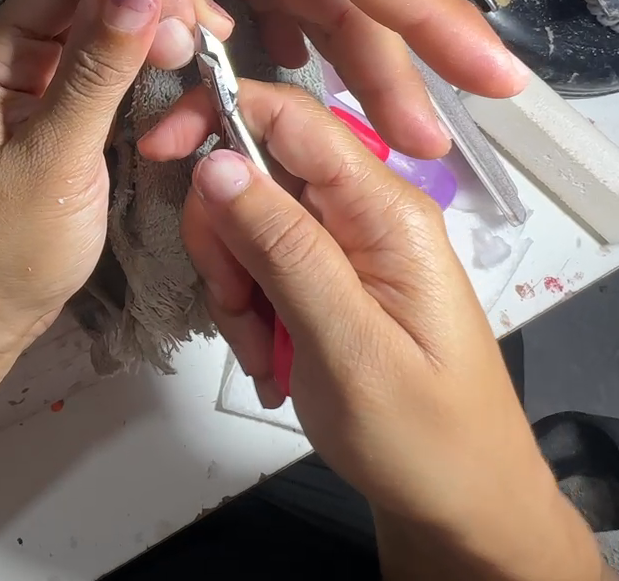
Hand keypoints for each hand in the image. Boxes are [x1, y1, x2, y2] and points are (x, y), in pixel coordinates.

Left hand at [0, 0, 157, 359]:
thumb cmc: (7, 243)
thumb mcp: (54, 155)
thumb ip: (95, 72)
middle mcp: (14, 58)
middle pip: (82, 2)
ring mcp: (40, 88)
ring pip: (99, 36)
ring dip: (148, 29)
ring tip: (214, 22)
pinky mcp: (64, 116)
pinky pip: (104, 73)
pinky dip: (141, 64)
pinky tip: (183, 57)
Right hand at [141, 82, 602, 580]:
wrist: (462, 505)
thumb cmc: (423, 436)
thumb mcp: (347, 346)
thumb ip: (282, 248)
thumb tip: (214, 161)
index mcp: (382, 208)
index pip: (288, 116)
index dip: (214, 113)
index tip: (156, 151)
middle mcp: (360, 208)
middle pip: (251, 172)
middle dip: (222, 236)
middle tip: (235, 305)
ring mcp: (341, 239)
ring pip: (242, 220)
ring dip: (231, 282)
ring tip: (264, 348)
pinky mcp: (323, 269)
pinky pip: (253, 260)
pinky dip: (243, 304)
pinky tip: (272, 353)